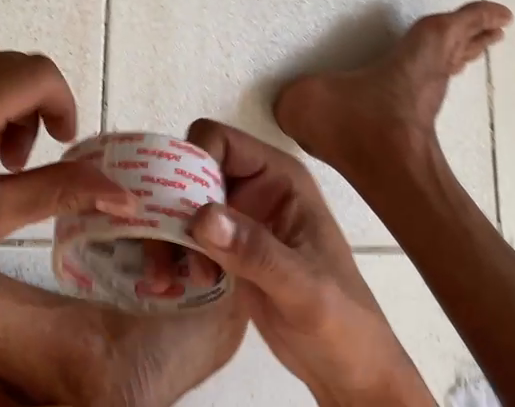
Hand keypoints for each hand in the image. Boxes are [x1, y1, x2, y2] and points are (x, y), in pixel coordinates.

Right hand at [181, 119, 430, 401]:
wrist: (351, 373)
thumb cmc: (343, 325)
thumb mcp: (303, 289)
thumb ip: (256, 250)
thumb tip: (201, 215)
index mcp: (278, 178)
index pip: (218, 140)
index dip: (190, 162)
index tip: (176, 206)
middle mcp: (253, 187)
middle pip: (189, 170)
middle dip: (169, 205)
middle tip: (163, 248)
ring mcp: (237, 218)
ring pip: (180, 204)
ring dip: (165, 234)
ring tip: (170, 274)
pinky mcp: (224, 248)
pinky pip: (183, 235)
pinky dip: (170, 253)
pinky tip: (172, 281)